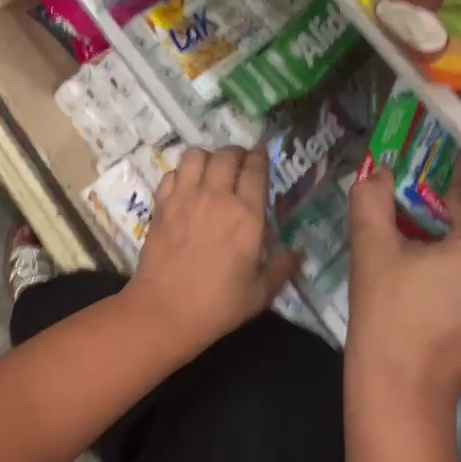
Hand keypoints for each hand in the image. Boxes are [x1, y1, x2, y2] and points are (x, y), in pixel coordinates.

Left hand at [122, 146, 299, 354]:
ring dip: (206, 157)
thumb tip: (298, 253)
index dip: (260, 157)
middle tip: (239, 161)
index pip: (256, 170)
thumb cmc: (218, 304)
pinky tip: (186, 186)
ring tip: (211, 169)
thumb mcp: (260, 293)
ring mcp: (185, 197)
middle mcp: (216, 197)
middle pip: (226, 155)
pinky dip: (181, 173)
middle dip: (235, 153)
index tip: (261, 154)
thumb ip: (281, 268)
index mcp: (247, 215)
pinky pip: (172, 173)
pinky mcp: (161, 203)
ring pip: (195, 155)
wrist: (166, 308)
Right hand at [347, 156, 460, 410]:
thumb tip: (380, 171)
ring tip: (425, 252)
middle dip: (449, 220)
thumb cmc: (386, 310)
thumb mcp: (371, 246)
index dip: (447, 177)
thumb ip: (372, 198)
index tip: (436, 159)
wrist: (402, 384)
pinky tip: (439, 282)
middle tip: (416, 215)